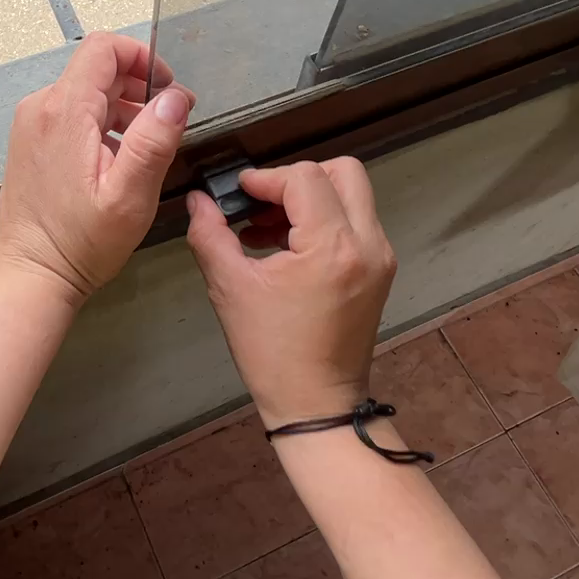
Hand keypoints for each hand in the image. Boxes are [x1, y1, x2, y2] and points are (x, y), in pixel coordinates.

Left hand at [0, 33, 194, 303]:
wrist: (30, 276)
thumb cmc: (79, 243)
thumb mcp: (130, 196)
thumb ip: (154, 140)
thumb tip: (176, 98)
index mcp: (64, 111)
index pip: (103, 47)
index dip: (142, 57)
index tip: (168, 89)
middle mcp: (41, 108)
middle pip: (96, 69)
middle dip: (138, 87)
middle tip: (168, 123)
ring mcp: (32, 125)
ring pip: (85, 92)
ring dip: (122, 107)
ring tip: (146, 146)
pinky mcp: (31, 143)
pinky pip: (71, 114)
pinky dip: (101, 124)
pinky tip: (117, 160)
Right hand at [185, 158, 395, 427]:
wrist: (318, 406)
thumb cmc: (271, 351)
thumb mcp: (230, 288)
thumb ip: (210, 234)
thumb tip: (197, 199)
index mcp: (333, 247)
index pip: (305, 178)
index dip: (265, 178)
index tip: (237, 194)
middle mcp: (368, 244)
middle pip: (343, 172)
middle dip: (296, 179)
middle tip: (260, 202)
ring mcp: (381, 257)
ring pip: (352, 194)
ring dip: (310, 198)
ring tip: (266, 227)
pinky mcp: (380, 269)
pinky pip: (355, 221)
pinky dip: (323, 219)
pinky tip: (285, 245)